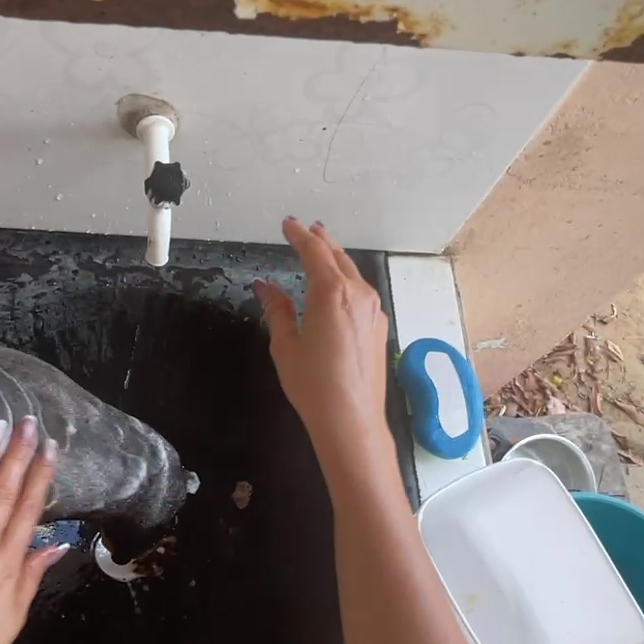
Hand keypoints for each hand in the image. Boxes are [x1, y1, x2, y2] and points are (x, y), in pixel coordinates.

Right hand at [253, 218, 394, 478]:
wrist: (351, 418)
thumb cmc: (312, 383)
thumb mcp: (285, 345)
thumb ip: (277, 309)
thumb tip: (265, 286)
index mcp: (331, 292)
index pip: (313, 252)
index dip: (298, 235)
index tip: (288, 224)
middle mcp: (357, 294)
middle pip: (338, 257)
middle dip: (321, 242)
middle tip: (309, 230)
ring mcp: (373, 311)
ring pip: (353, 274)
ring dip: (337, 260)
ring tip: (325, 252)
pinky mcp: (379, 329)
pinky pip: (362, 294)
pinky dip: (348, 282)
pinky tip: (341, 291)